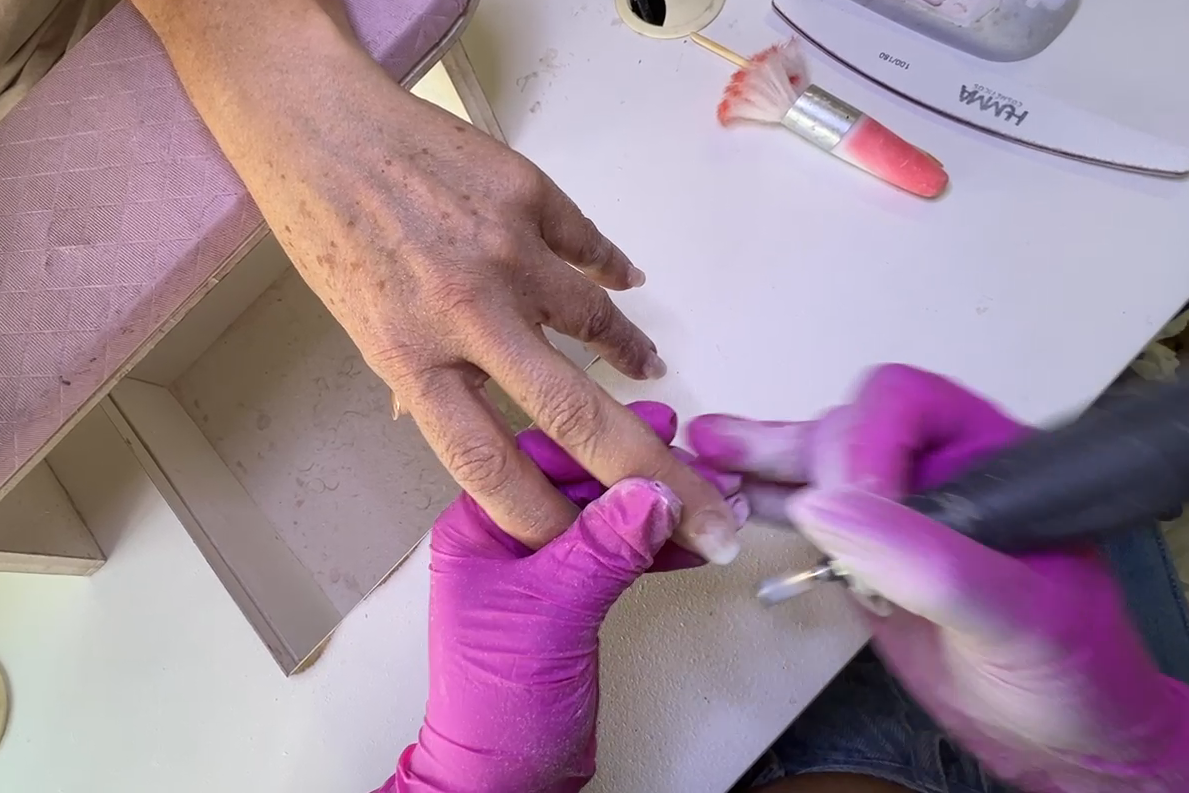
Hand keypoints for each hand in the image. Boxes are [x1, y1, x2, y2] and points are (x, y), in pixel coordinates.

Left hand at [234, 62, 739, 563]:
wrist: (320, 129)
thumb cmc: (324, 229)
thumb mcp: (360, 323)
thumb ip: (426, 371)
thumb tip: (479, 412)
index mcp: (410, 355)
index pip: (488, 465)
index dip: (546, 521)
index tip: (589, 546)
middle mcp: (465, 309)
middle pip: (574, 414)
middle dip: (654, 480)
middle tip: (709, 519)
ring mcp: (504, 247)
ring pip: (596, 318)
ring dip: (629, 352)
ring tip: (646, 368)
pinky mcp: (526, 191)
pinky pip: (588, 244)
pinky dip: (608, 269)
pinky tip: (622, 282)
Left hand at [380, 403, 745, 792]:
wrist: (506, 779)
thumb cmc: (495, 703)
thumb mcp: (550, 611)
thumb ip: (599, 548)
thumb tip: (648, 490)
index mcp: (480, 524)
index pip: (541, 460)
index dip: (599, 442)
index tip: (654, 430)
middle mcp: (507, 536)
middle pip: (579, 485)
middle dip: (638, 473)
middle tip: (691, 458)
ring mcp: (540, 565)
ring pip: (605, 518)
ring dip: (656, 509)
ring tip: (708, 495)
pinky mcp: (571, 594)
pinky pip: (618, 554)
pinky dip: (656, 546)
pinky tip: (687, 537)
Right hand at [688, 365, 1188, 792]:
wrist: (1058, 741)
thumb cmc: (1069, 677)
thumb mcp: (1017, 620)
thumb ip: (927, 562)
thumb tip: (817, 506)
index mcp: (985, 452)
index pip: (902, 403)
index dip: (862, 440)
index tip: (846, 504)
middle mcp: (928, 461)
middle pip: (841, 427)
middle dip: (796, 455)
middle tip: (767, 495)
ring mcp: (887, 499)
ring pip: (806, 458)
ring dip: (753, 458)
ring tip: (699, 449)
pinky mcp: (853, 537)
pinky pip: (792, 502)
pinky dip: (752, 496)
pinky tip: (715, 490)